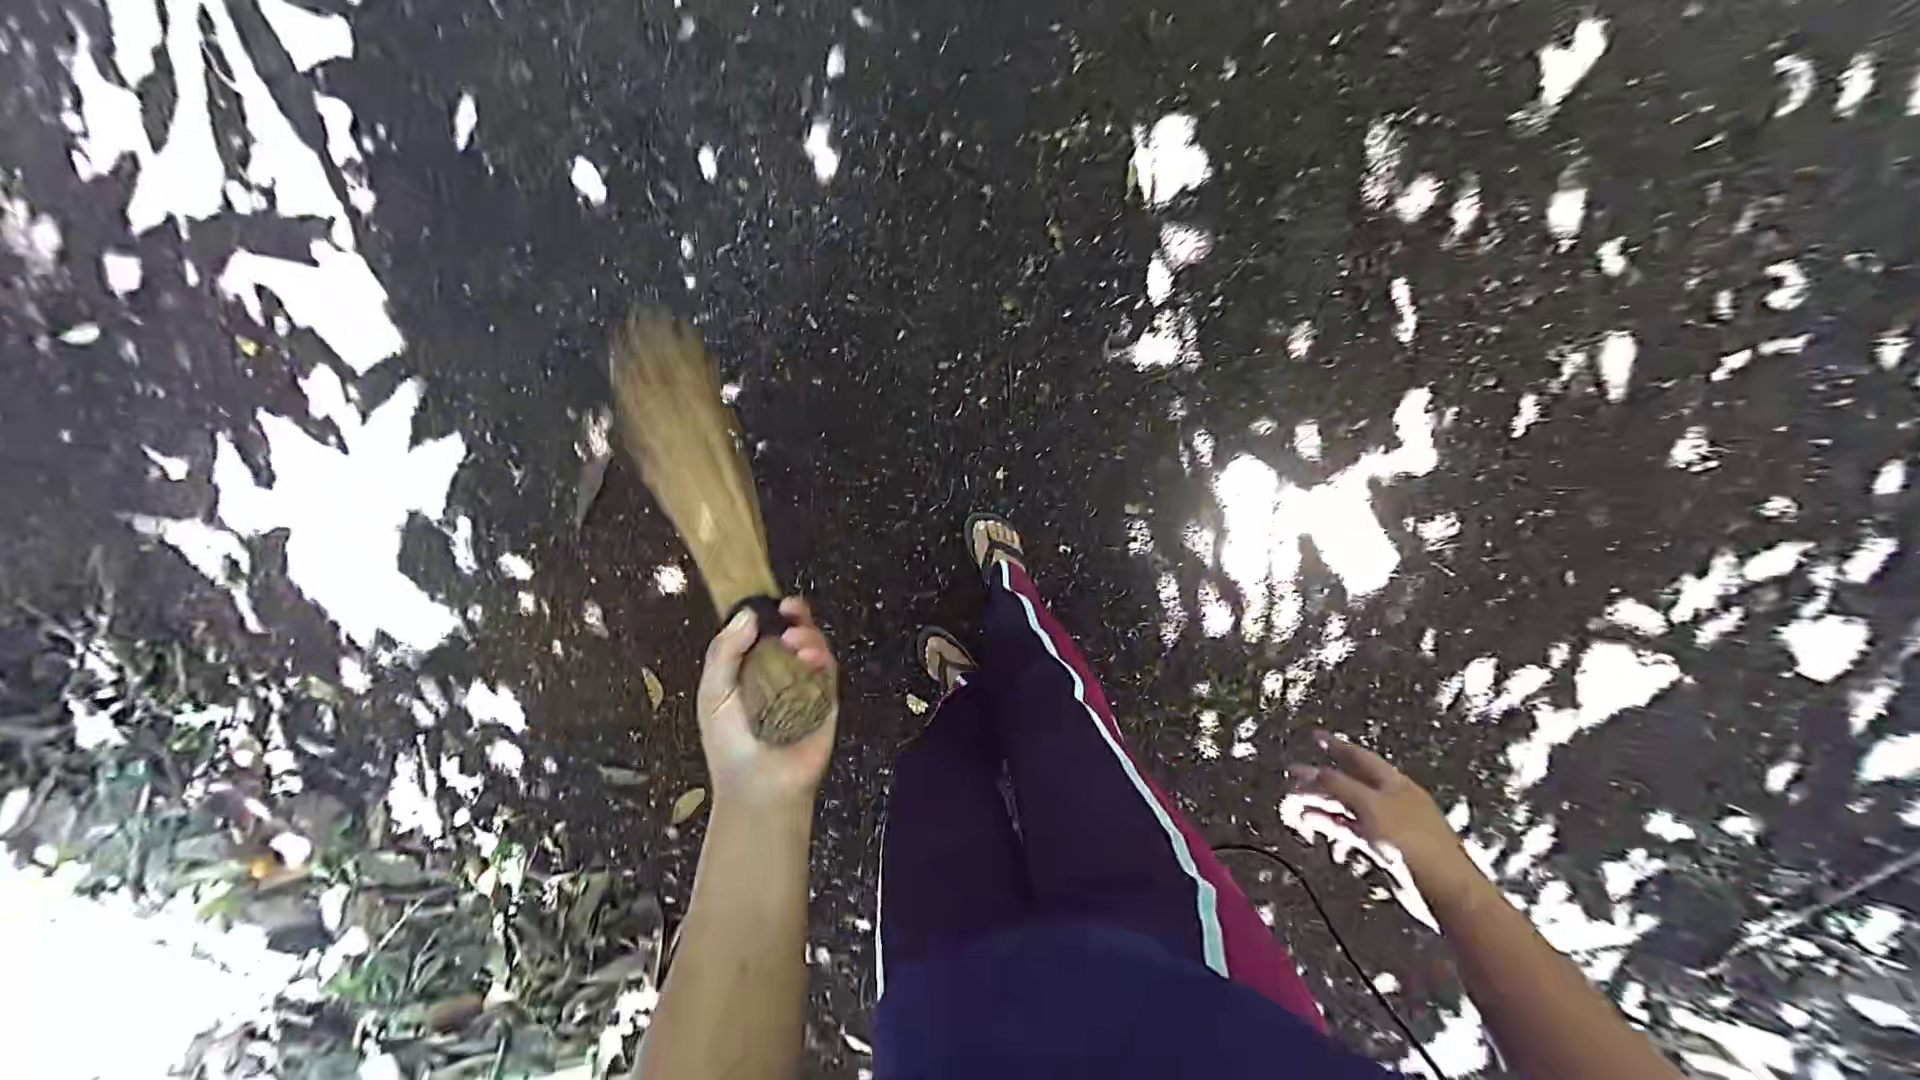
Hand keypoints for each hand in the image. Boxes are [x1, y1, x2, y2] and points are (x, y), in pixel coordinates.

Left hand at [696, 597, 837, 811]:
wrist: (757, 786)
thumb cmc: (729, 744)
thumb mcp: (713, 694)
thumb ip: (724, 652)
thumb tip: (748, 615)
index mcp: (753, 668)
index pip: (765, 632)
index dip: (769, 614)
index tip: (769, 602)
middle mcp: (782, 672)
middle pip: (796, 633)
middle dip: (797, 617)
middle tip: (792, 608)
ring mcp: (806, 685)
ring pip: (815, 647)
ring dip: (809, 636)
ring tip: (794, 640)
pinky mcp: (827, 699)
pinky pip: (829, 671)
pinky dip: (822, 657)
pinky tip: (809, 657)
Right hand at [1289, 731, 1476, 892]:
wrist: (1444, 891)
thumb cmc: (1414, 842)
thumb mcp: (1371, 804)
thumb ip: (1338, 785)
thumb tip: (1310, 772)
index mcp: (1395, 784)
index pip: (1360, 757)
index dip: (1336, 746)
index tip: (1316, 737)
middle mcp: (1391, 801)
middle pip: (1349, 782)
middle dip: (1320, 778)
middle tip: (1294, 775)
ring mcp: (1387, 825)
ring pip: (1346, 806)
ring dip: (1320, 802)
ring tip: (1294, 800)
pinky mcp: (1383, 849)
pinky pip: (1349, 828)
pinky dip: (1329, 823)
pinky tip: (1311, 821)